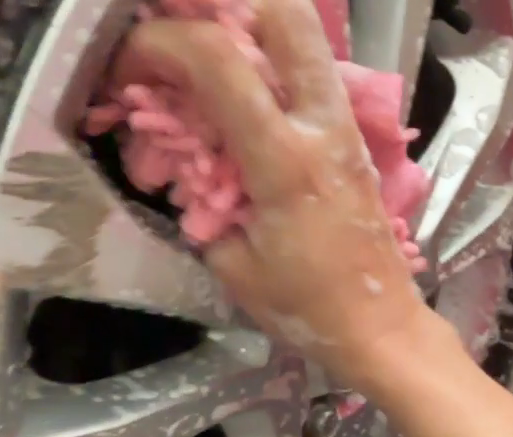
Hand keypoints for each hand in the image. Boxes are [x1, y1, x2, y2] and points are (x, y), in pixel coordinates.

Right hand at [110, 0, 437, 381]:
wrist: (382, 329)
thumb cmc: (309, 308)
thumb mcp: (234, 267)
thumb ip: (203, 208)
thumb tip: (191, 174)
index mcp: (285, 161)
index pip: (217, 60)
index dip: (159, 43)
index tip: (130, 66)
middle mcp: (322, 129)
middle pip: (287, 15)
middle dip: (227, 10)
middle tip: (191, 44)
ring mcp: (347, 133)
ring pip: (309, 42)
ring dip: (256, 35)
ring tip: (217, 70)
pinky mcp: (357, 146)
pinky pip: (317, 81)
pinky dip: (278, 72)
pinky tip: (253, 104)